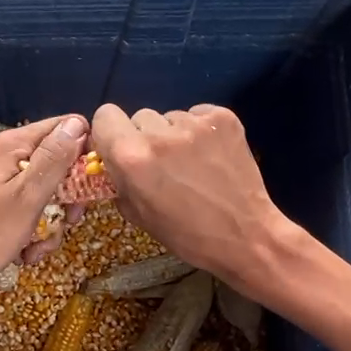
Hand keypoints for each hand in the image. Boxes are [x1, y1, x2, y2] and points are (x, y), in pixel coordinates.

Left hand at [0, 113, 88, 292]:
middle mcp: (7, 153)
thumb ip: (54, 159)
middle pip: (58, 161)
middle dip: (69, 195)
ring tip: (38, 246)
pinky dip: (33, 229)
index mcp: (14, 145)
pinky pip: (29, 206)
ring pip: (46, 190)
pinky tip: (25, 250)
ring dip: (50, 221)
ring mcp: (1, 177)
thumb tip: (78, 124)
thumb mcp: (28, 196)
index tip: (91, 185)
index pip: (66, 128)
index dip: (85, 153)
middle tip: (70, 221)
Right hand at [90, 104, 296, 286]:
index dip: (111, 132)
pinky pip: (197, 115)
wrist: (244, 236)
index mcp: (131, 157)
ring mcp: (194, 123)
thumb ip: (120, 180)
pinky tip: (210, 156)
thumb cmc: (187, 235)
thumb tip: (114, 162)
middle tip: (162, 165)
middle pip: (139, 117)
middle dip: (145, 137)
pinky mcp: (223, 117)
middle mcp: (159, 134)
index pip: (105, 116)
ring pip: (170, 117)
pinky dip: (200, 131)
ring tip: (191, 164)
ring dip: (174, 135)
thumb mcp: (139, 215)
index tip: (121, 148)